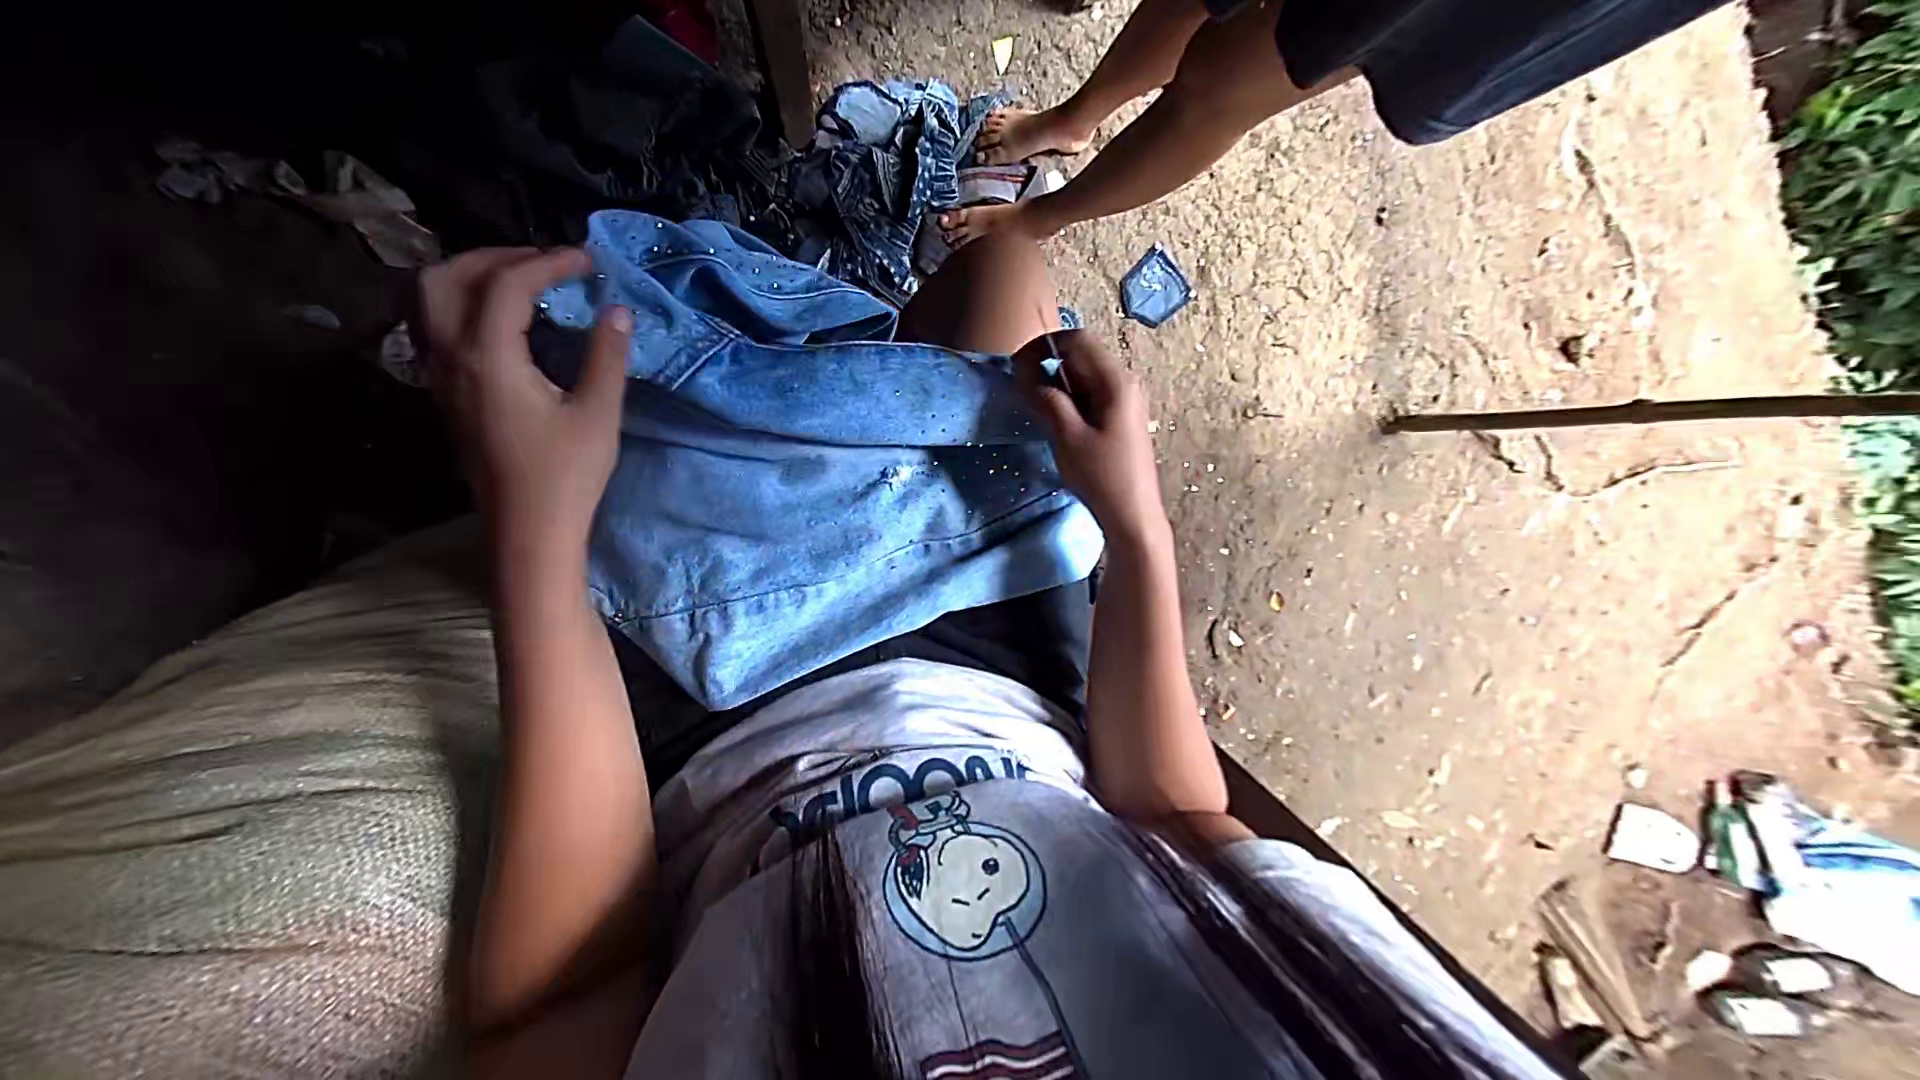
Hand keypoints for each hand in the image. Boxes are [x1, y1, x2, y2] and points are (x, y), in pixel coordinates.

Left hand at [418, 247, 630, 558]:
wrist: (528, 529)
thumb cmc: (567, 475)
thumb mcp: (598, 415)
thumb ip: (606, 357)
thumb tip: (617, 311)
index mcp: (488, 357)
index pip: (507, 284)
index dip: (549, 262)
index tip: (588, 261)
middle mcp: (450, 357)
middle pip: (450, 276)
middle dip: (499, 257)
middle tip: (548, 264)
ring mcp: (440, 375)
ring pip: (431, 299)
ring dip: (473, 276)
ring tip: (522, 282)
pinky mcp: (444, 393)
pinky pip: (435, 325)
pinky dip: (464, 303)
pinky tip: (503, 322)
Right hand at [1013, 330, 1168, 545]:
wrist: (1132, 516)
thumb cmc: (1102, 477)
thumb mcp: (1068, 437)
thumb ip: (1047, 399)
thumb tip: (1025, 373)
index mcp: (1117, 381)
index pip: (1077, 340)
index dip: (1043, 345)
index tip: (1017, 366)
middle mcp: (1125, 383)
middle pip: (1081, 356)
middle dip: (1048, 366)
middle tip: (1021, 389)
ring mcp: (1125, 401)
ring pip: (1084, 377)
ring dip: (1057, 385)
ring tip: (1035, 407)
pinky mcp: (1119, 419)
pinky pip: (1090, 396)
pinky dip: (1069, 400)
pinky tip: (1055, 421)